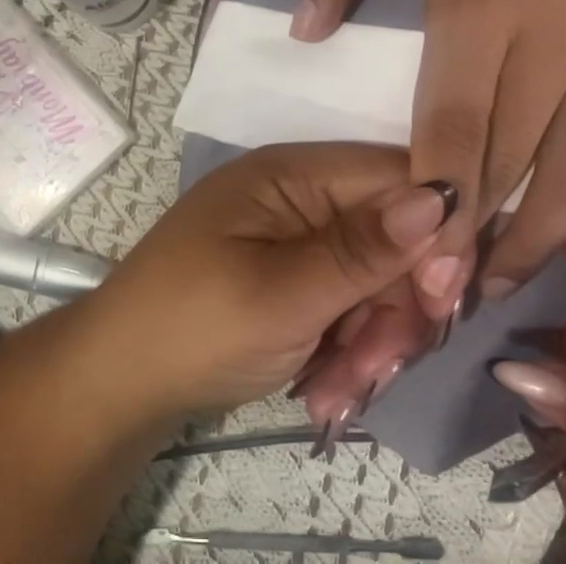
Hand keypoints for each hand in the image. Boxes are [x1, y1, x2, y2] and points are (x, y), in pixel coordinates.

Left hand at [81, 143, 447, 421]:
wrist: (120, 382)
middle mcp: (295, 197)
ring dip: (370, 341)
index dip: (435, 232)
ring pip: (375, 281)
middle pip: (392, 235)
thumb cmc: (194, 328)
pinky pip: (346, 306)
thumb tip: (441, 195)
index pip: (394, 175)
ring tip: (340, 389)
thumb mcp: (283, 294)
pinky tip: (327, 390)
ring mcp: (292, 241)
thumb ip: (363, 250)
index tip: (444, 299)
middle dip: (395, 306)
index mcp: (289, 175)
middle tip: (378, 364)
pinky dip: (346, 350)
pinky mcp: (289, 281)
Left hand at [289, 0, 565, 412]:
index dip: (428, 203)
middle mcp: (549, 57)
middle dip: (476, 243)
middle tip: (445, 298)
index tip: (410, 258)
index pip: (447, 132)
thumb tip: (302, 33)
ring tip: (504, 284)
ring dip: (540, 244)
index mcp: (477, 16)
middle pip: (508, 172)